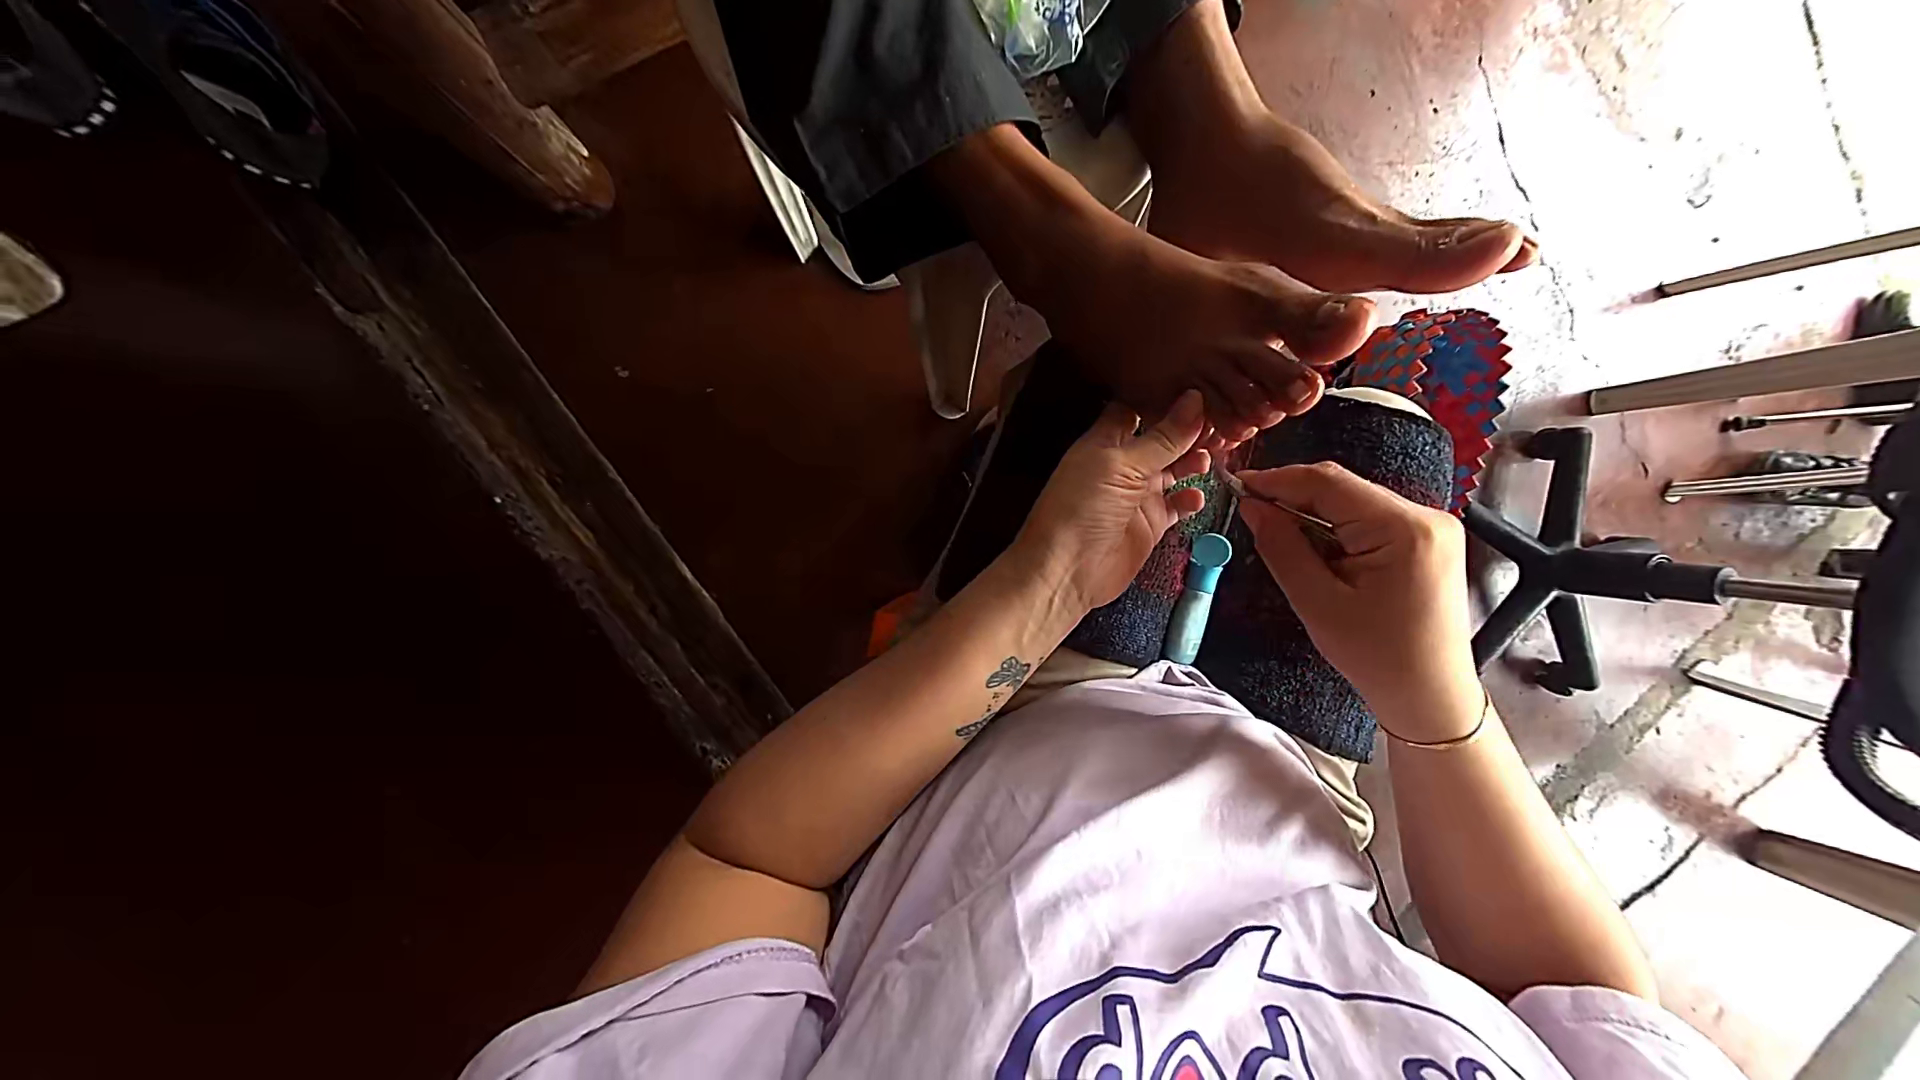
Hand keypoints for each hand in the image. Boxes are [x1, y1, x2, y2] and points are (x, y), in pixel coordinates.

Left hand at [1011, 389, 1211, 612]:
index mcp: (1106, 441)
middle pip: (1162, 438)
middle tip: (1221, 422)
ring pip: (1174, 469)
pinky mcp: (1149, 524)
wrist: (1067, 570)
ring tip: (1214, 454)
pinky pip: (1176, 505)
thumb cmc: (1080, 508)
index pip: (1137, 408)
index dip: (1165, 398)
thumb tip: (1194, 400)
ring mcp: (1137, 495)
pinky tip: (1197, 495)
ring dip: (1194, 460)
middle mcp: (1123, 465)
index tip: (1201, 387)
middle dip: (1189, 430)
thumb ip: (1162, 438)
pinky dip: (1190, 498)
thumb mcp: (1121, 466)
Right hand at [1236, 462, 1482, 738]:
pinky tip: (1308, 541)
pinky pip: (1367, 517)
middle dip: (1291, 494)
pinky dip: (1331, 524)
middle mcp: (1425, 515)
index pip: (1329, 483)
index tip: (1237, 484)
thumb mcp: (1316, 602)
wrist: (1430, 694)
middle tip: (1248, 506)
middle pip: (1342, 487)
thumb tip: (1253, 507)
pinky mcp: (1424, 539)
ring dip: (1309, 510)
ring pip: (1352, 500)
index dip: (1277, 479)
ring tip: (1272, 526)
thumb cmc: (1375, 655)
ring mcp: (1429, 526)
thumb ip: (1282, 547)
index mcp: (1404, 529)